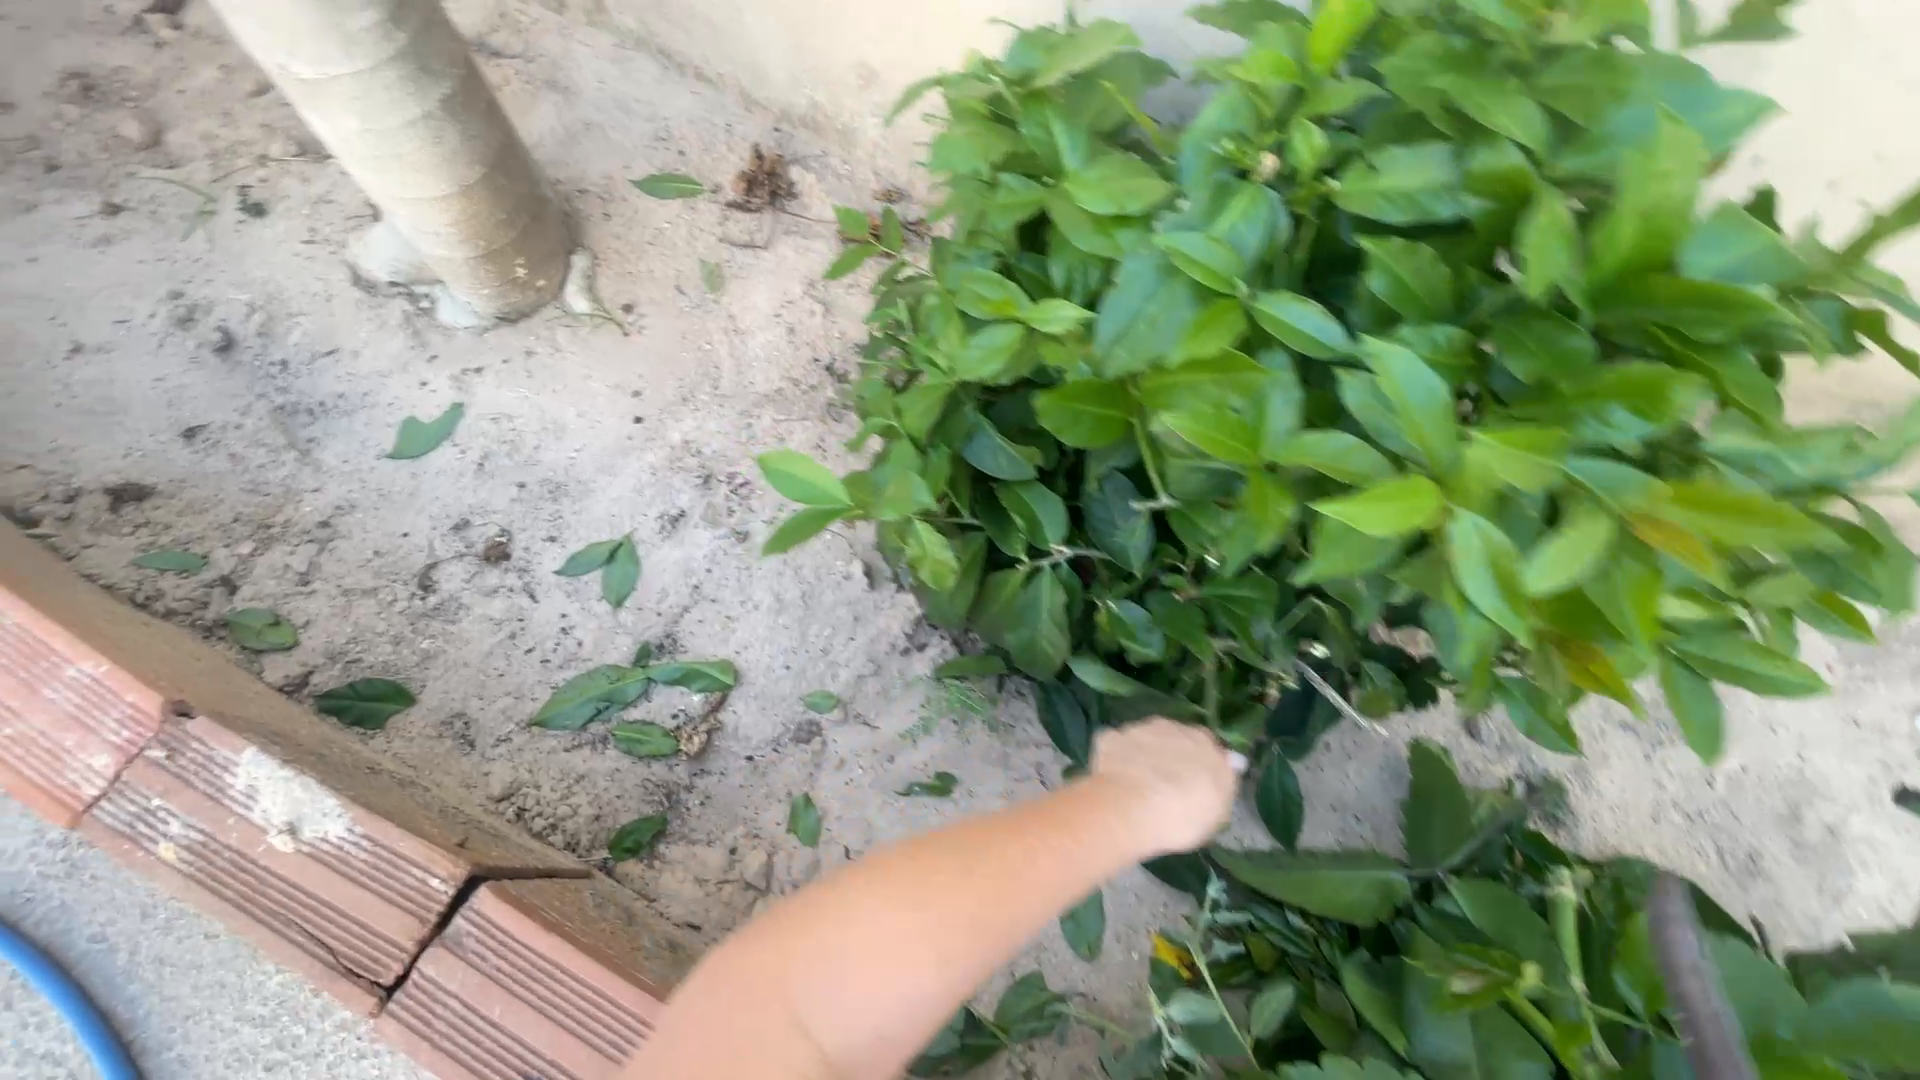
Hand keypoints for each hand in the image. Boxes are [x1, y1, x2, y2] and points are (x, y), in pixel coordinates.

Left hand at [1087, 718, 1238, 856]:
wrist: (1133, 808)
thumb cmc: (1184, 814)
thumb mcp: (1219, 807)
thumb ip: (1224, 779)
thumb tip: (1232, 760)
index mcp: (1202, 740)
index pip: (1206, 743)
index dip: (1199, 761)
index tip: (1194, 781)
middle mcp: (1170, 726)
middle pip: (1173, 736)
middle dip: (1169, 753)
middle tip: (1165, 783)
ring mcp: (1137, 729)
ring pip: (1143, 738)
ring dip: (1142, 753)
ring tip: (1137, 783)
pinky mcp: (1108, 738)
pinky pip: (1115, 745)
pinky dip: (1116, 757)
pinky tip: (1115, 778)